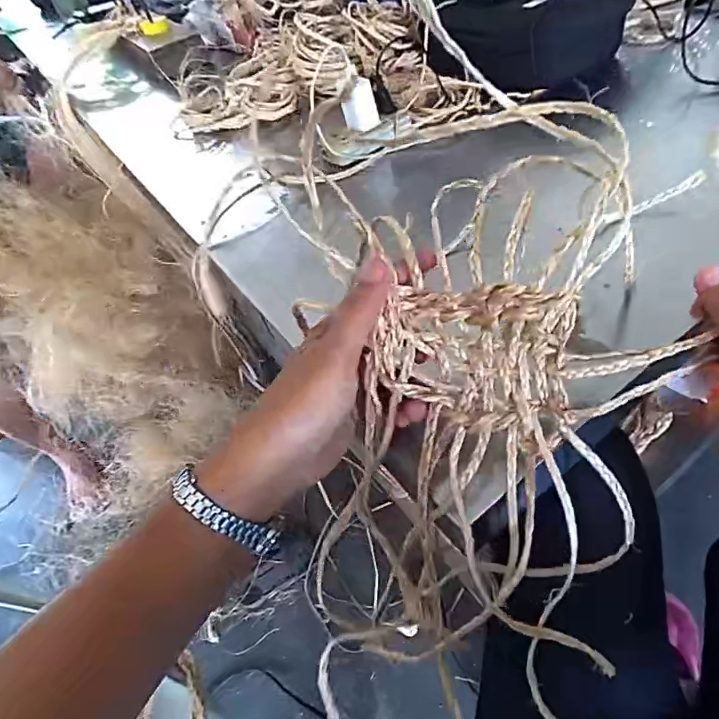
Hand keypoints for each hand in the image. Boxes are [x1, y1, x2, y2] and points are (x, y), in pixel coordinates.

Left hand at [195, 255, 425, 521]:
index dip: (403, 274)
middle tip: (440, 350)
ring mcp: (351, 382)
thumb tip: (379, 258)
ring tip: (424, 401)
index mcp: (339, 329)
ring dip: (412, 382)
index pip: (376, 292)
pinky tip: (410, 420)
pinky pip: (388, 400)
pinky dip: (402, 407)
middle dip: (417, 339)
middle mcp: (346, 350)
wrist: (278, 460)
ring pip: (394, 370)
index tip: (435, 259)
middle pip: (391, 333)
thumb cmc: (307, 401)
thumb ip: (362, 309)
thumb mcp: (338, 352)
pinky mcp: (356, 411)